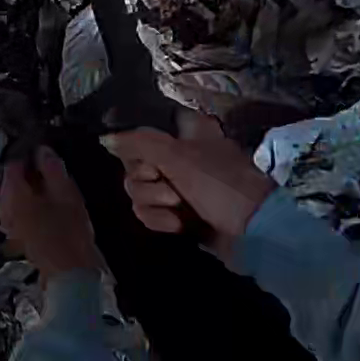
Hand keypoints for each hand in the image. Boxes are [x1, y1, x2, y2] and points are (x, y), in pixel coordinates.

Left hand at [0, 146, 100, 280]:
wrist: (70, 275)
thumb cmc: (69, 232)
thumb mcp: (66, 193)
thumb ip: (52, 168)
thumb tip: (42, 150)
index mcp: (13, 195)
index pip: (14, 164)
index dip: (29, 155)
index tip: (46, 154)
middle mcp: (5, 208)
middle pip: (13, 182)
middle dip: (30, 174)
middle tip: (54, 172)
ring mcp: (10, 225)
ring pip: (17, 198)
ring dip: (33, 191)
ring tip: (56, 190)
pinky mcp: (19, 237)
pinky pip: (21, 213)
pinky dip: (33, 206)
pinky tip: (51, 209)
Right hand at [102, 110, 276, 250]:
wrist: (254, 234)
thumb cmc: (220, 185)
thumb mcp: (178, 156)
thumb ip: (138, 143)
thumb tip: (105, 138)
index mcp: (186, 133)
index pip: (146, 126)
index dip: (137, 142)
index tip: (141, 154)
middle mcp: (179, 156)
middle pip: (134, 162)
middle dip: (145, 179)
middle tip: (165, 182)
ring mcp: (178, 186)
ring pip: (137, 189)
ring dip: (154, 201)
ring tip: (178, 208)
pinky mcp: (176, 213)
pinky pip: (147, 211)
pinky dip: (159, 219)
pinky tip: (178, 225)